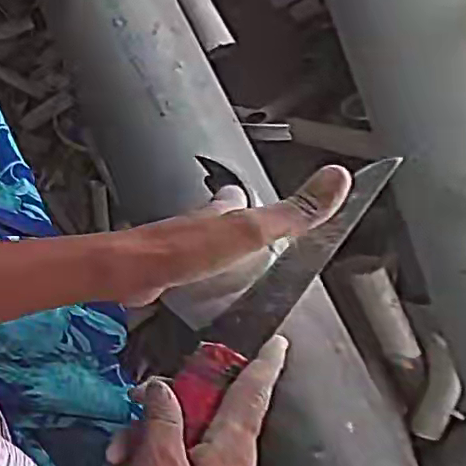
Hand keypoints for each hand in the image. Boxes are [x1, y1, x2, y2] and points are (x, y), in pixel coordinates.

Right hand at [109, 335, 287, 465]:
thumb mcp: (161, 465)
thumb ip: (161, 420)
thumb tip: (161, 387)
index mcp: (232, 446)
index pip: (251, 395)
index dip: (263, 366)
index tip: (278, 343)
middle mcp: (231, 454)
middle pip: (201, 406)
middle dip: (162, 401)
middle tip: (134, 399)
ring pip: (181, 429)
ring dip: (146, 433)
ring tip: (118, 454)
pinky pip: (176, 453)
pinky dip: (149, 455)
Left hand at [111, 165, 350, 308]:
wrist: (128, 273)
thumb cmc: (183, 251)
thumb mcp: (250, 230)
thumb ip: (292, 212)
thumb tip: (337, 178)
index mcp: (219, 213)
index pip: (241, 198)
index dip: (255, 198)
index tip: (267, 204)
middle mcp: (195, 227)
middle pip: (217, 221)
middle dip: (235, 226)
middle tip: (252, 235)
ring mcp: (176, 249)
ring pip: (201, 246)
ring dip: (218, 252)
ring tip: (235, 263)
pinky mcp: (163, 273)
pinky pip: (188, 272)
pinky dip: (200, 277)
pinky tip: (204, 288)